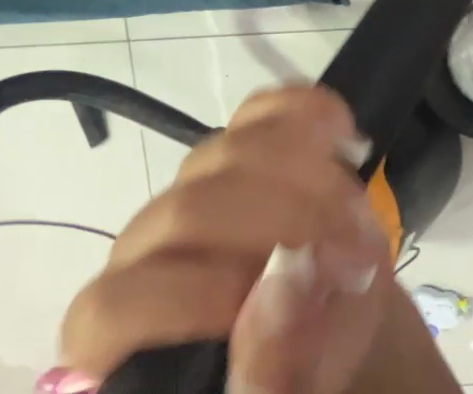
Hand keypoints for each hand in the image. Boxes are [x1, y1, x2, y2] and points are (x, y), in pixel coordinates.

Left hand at [60, 87, 392, 393]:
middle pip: (190, 211)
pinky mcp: (251, 144)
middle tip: (357, 257)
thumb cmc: (304, 373)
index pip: (113, 305)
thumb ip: (276, 366)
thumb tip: (284, 286)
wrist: (336, 324)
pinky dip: (310, 110)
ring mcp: (199, 186)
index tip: (288, 296)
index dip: (192, 297)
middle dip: (289, 226)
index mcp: (124, 335)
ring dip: (313, 178)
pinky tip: (345, 136)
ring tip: (359, 219)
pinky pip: (266, 107)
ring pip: (232, 151)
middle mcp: (145, 253)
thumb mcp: (293, 393)